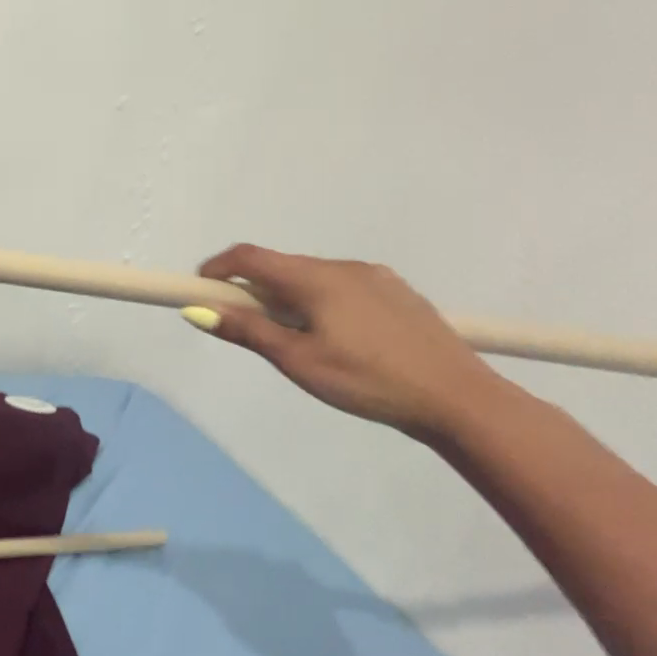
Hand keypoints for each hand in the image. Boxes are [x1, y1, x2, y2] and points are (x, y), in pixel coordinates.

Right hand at [187, 244, 514, 438]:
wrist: (459, 399)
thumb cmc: (367, 380)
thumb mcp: (296, 360)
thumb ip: (247, 331)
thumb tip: (197, 310)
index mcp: (317, 278)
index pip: (251, 256)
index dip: (217, 267)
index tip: (199, 290)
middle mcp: (346, 267)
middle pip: (282, 267)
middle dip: (252, 289)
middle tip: (243, 327)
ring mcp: (378, 279)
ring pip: (313, 278)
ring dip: (287, 298)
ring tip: (292, 340)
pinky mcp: (399, 295)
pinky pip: (342, 288)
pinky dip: (318, 303)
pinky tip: (333, 339)